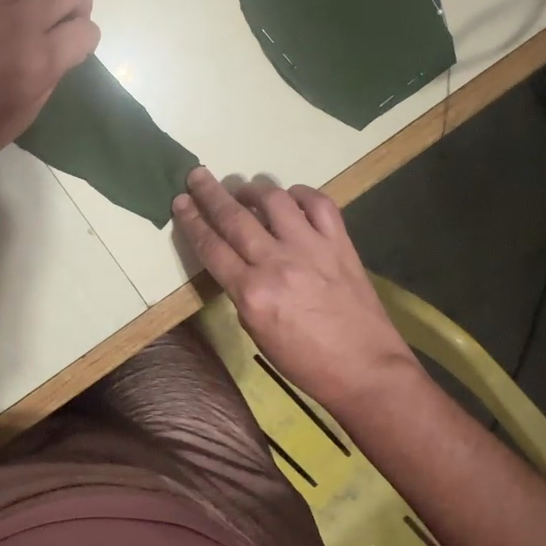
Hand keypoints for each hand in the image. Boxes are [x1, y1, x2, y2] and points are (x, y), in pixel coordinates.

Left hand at [0, 0, 100, 178]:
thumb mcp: (25, 116)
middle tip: (64, 18)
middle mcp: (17, 25)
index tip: (75, 48)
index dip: (86, 41)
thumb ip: (49, 77)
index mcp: (38, 63)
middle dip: (77, 2)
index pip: (85, 31)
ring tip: (31, 2)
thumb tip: (58, 51)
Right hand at [172, 167, 418, 403]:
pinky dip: (301, 194)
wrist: (365, 369)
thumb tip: (236, 261)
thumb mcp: (256, 331)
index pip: (211, 247)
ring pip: (275, 200)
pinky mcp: (340, 244)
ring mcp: (312, 249)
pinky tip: (291, 198)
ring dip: (253, 189)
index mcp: (252, 293)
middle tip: (197, 175)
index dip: (192, 221)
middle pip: (234, 217)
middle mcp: (277, 263)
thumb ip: (242, 291)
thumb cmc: (304, 362)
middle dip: (210, 193)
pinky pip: (319, 204)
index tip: (180, 201)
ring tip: (244, 190)